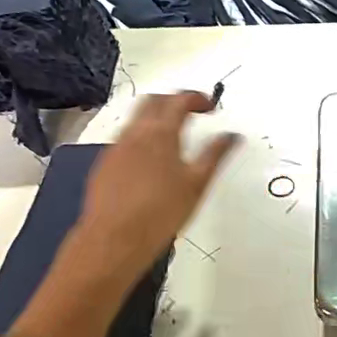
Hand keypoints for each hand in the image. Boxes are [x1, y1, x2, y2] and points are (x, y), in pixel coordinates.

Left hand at [67, 91, 237, 288]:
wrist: (115, 238)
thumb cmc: (160, 213)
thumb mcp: (197, 183)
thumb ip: (216, 154)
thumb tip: (232, 137)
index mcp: (160, 133)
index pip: (180, 100)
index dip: (198, 98)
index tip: (210, 106)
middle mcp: (134, 133)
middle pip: (154, 101)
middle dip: (174, 101)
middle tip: (192, 112)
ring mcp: (116, 147)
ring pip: (136, 119)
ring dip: (156, 118)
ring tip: (174, 136)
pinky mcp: (105, 164)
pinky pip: (125, 139)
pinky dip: (142, 138)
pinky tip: (152, 160)